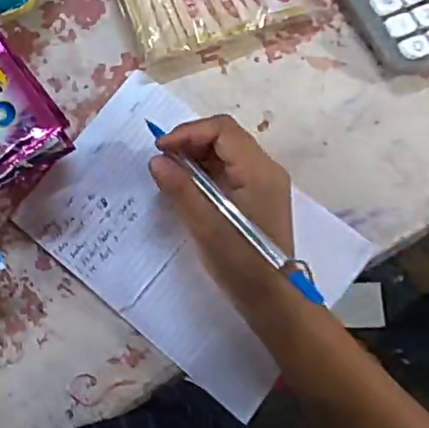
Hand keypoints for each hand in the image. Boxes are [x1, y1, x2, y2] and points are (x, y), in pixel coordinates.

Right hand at [149, 115, 295, 304]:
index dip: (187, 132)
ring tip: (169, 174)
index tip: (159, 150)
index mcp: (258, 171)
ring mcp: (260, 183)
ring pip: (223, 153)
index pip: (222, 130)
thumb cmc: (241, 261)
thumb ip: (180, 188)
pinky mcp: (253, 197)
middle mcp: (263, 170)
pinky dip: (202, 172)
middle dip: (189, 142)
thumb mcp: (205, 225)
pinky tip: (184, 188)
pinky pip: (225, 171)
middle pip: (223, 137)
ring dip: (193, 156)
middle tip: (161, 161)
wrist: (271, 298)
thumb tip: (157, 160)